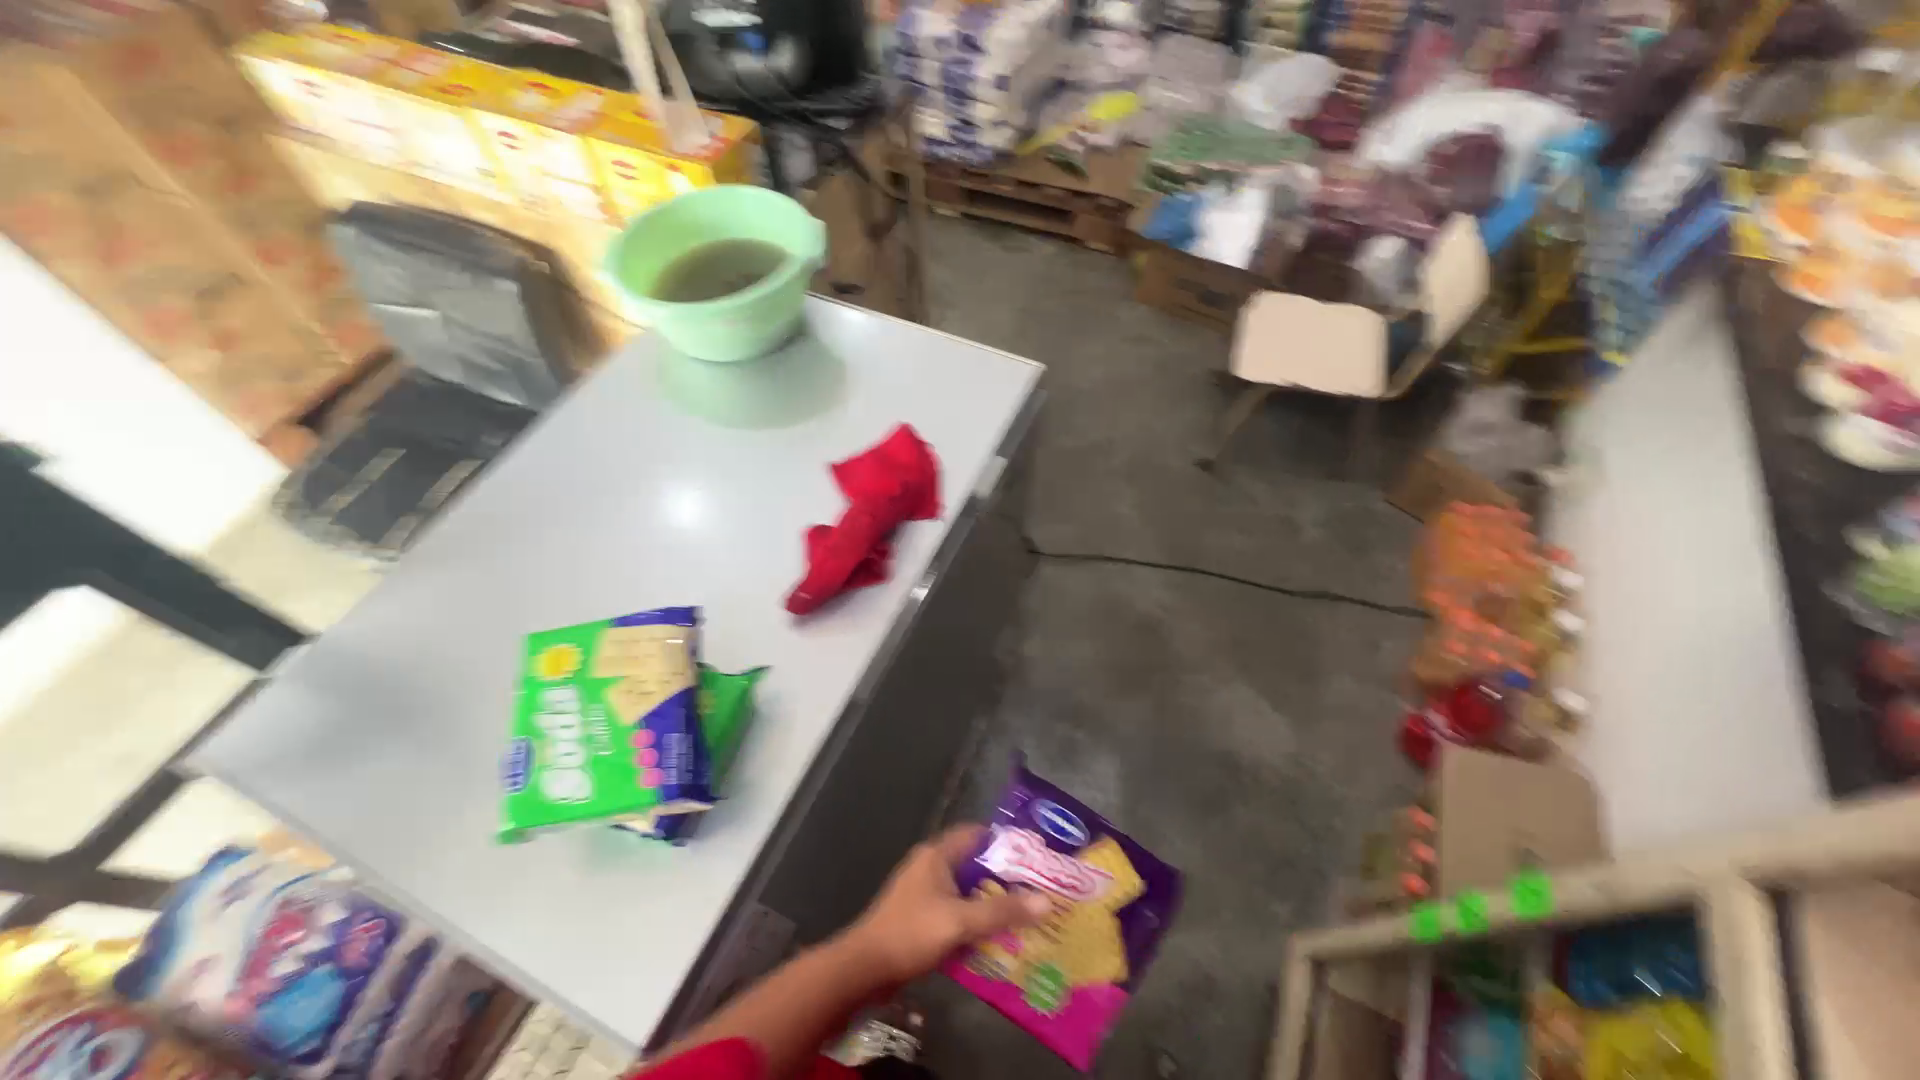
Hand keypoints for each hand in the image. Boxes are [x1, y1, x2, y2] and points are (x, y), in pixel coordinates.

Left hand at [837, 824, 1051, 985]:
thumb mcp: (960, 920)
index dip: (1005, 842)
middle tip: (1039, 891)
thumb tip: (1047, 901)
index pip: (976, 834)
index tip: (1035, 857)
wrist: (865, 968)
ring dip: (991, 905)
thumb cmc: (911, 933)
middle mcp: (930, 869)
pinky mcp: (921, 921)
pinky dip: (975, 925)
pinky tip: (998, 941)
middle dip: (1004, 879)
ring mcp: (924, 895)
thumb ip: (1002, 911)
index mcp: (936, 856)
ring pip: (966, 894)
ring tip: (1027, 918)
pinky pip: (956, 916)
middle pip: (974, 866)